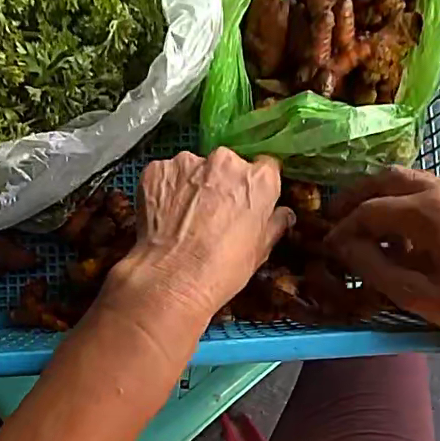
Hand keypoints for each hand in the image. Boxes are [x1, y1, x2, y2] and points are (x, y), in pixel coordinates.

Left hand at [107, 150, 291, 322]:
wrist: (174, 278)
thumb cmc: (225, 268)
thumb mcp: (261, 250)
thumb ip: (274, 224)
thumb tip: (283, 214)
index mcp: (259, 180)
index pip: (266, 168)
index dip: (257, 185)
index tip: (250, 199)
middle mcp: (225, 162)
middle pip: (228, 164)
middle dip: (223, 182)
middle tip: (216, 211)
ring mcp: (188, 163)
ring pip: (195, 168)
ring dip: (194, 184)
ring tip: (187, 217)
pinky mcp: (156, 170)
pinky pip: (166, 175)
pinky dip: (167, 189)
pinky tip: (166, 215)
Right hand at [325, 167, 439, 372]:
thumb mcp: (421, 296)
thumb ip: (375, 267)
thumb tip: (344, 248)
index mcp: (430, 210)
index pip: (370, 208)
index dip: (343, 227)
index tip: (329, 246)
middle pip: (389, 180)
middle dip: (358, 198)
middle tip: (338, 221)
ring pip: (415, 184)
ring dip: (386, 201)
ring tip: (371, 233)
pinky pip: (437, 195)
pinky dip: (412, 207)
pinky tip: (410, 237)